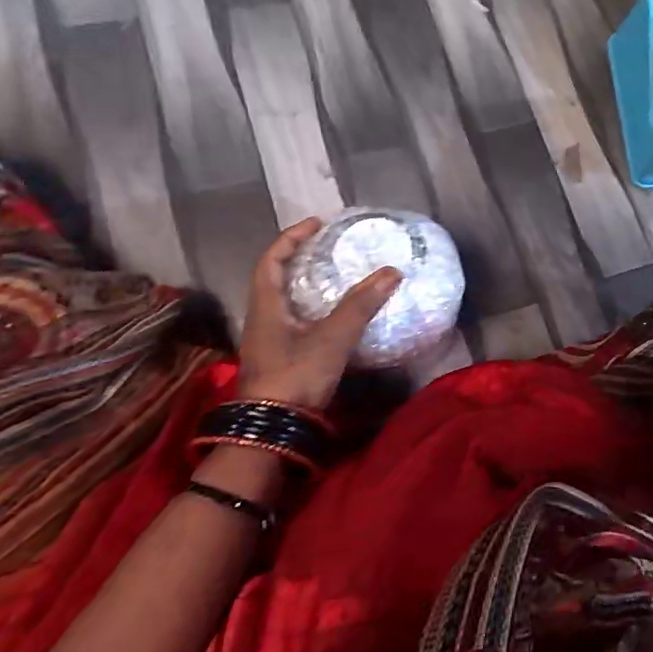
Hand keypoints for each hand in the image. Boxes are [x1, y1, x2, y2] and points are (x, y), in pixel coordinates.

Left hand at [235, 218, 401, 409]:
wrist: (272, 427)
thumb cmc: (296, 375)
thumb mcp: (332, 338)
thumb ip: (361, 305)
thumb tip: (392, 272)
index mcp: (266, 305)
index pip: (271, 259)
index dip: (291, 238)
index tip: (316, 224)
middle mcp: (261, 318)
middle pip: (274, 278)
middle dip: (297, 259)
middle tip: (326, 249)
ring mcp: (266, 341)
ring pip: (282, 301)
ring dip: (303, 285)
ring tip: (331, 278)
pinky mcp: (277, 359)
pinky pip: (291, 321)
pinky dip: (309, 309)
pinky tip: (330, 317)